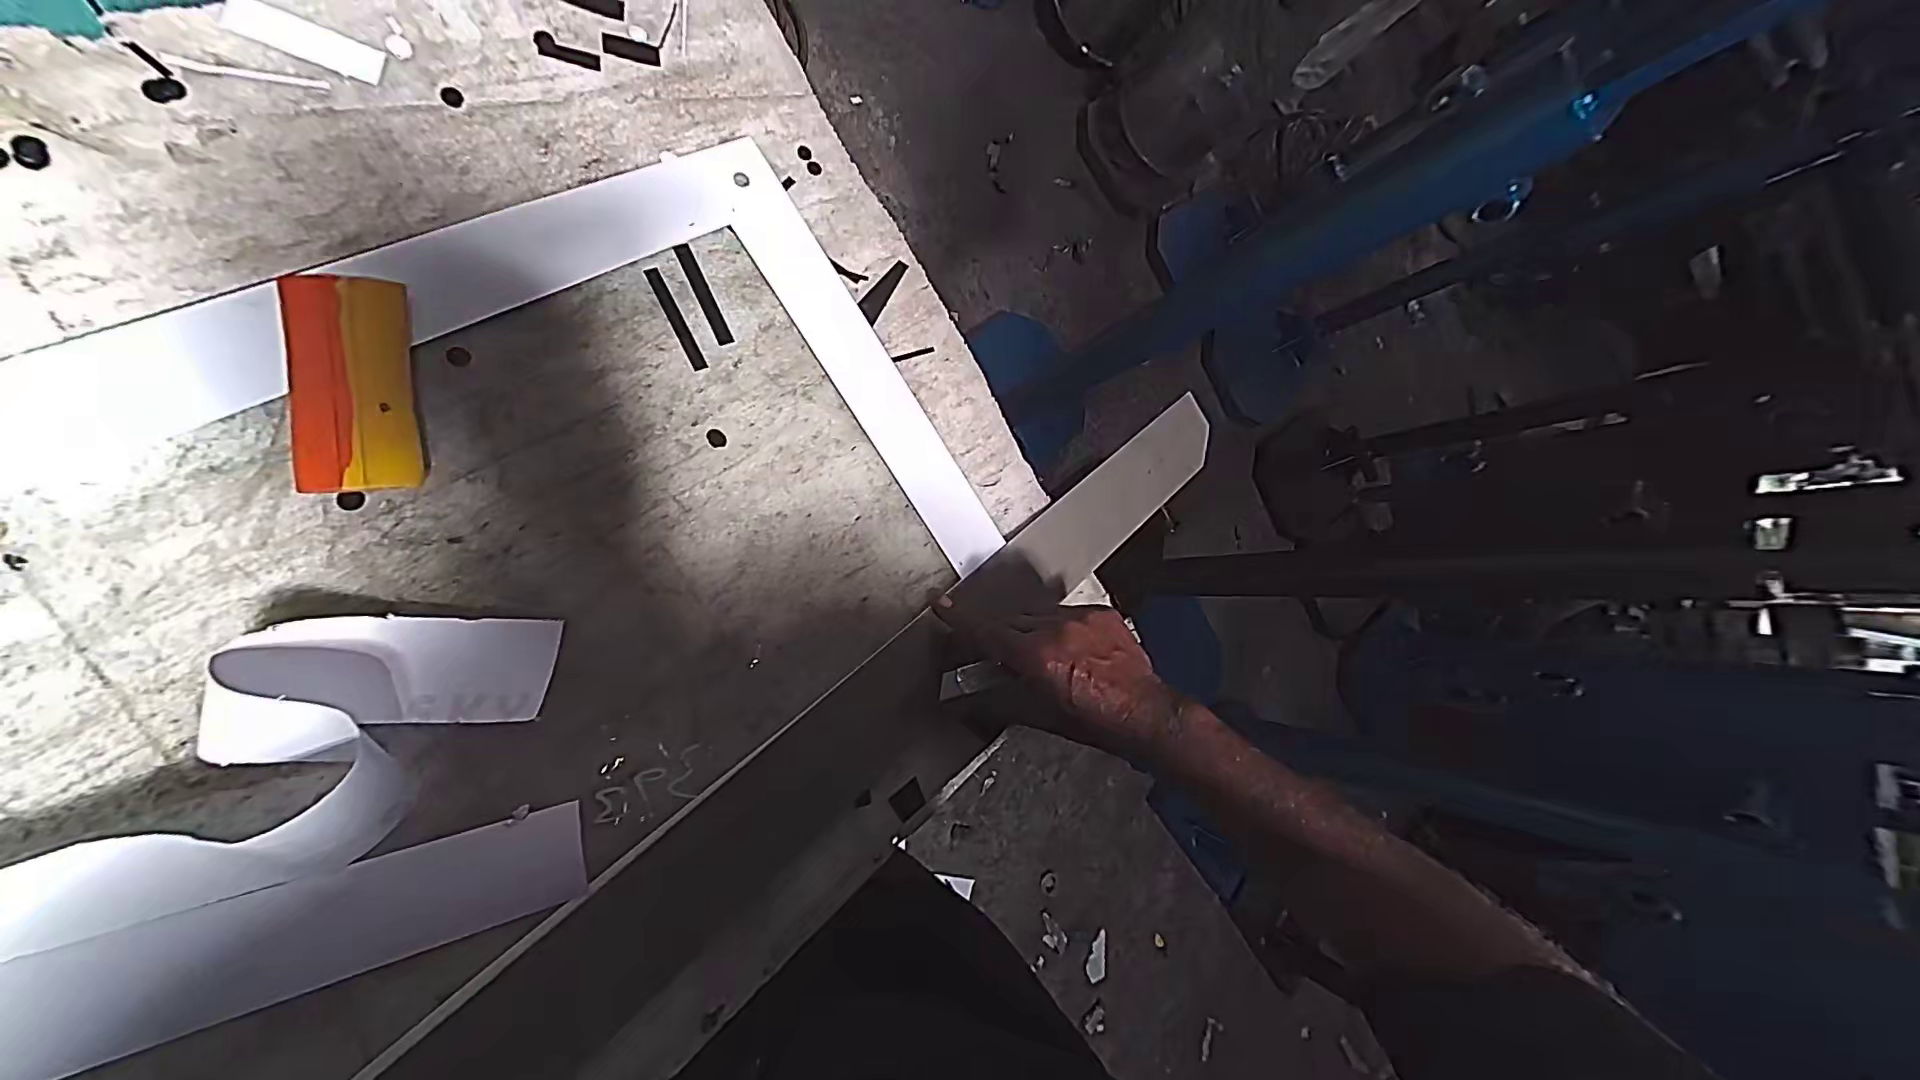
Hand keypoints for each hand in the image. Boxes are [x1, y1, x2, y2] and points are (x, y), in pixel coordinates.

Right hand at [933, 597, 1186, 760]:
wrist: (1144, 712)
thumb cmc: (1097, 722)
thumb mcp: (1040, 716)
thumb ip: (997, 703)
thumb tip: (965, 704)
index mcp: (1038, 656)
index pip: (988, 632)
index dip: (960, 619)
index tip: (942, 607)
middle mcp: (1057, 630)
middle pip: (1009, 621)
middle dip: (993, 632)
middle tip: (983, 647)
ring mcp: (1081, 618)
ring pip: (1036, 614)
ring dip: (1025, 628)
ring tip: (1031, 652)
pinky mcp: (1099, 614)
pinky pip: (1065, 612)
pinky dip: (1056, 625)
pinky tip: (1063, 645)